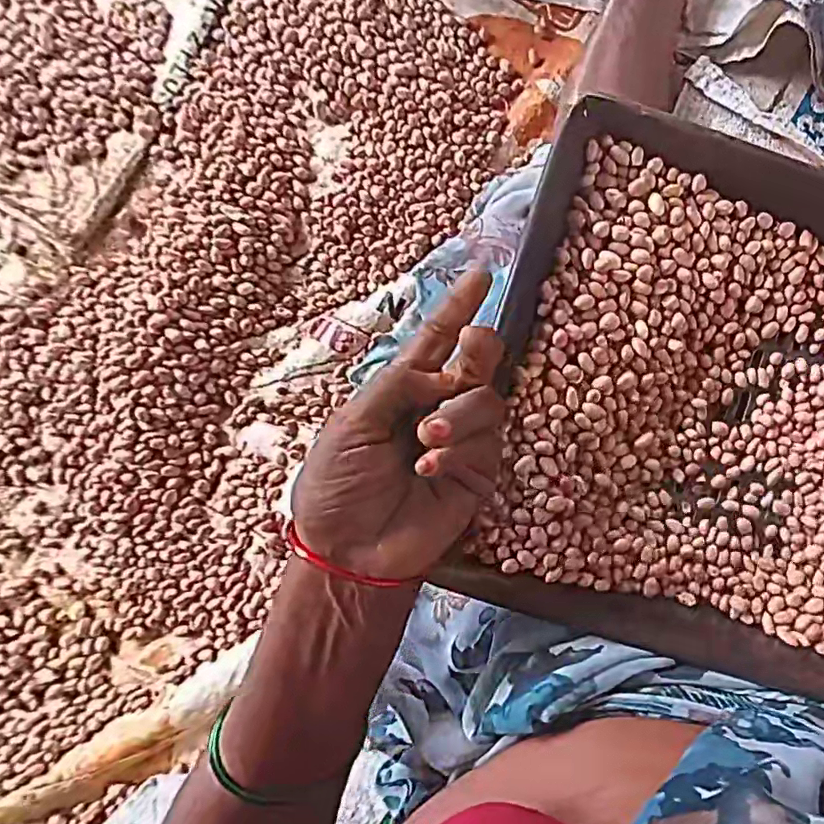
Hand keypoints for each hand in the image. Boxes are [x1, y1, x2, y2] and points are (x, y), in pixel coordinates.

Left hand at [291, 269, 505, 579]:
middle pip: (478, 363)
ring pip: (486, 402)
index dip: (459, 307)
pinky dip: (456, 450)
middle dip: (479, 350)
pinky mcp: (477, 474)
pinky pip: (484, 446)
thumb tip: (445, 370)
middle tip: (470, 351)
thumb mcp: (352, 422)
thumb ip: (399, 385)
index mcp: (403, 390)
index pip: (437, 341)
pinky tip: (428, 468)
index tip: (483, 275)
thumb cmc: (336, 482)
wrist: (348, 548)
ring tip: (425, 440)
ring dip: (457, 415)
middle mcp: (438, 408)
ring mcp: (462, 441)